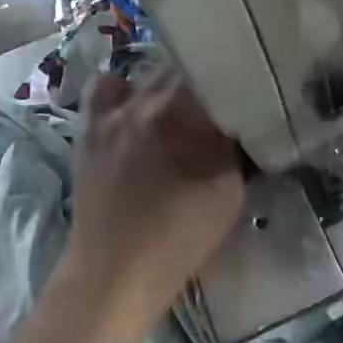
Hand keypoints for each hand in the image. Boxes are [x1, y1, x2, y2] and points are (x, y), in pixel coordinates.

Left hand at [63, 69, 243, 321]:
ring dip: (172, 86)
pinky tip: (142, 111)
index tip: (254, 95)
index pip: (215, 73)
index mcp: (177, 112)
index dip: (238, 80)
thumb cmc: (179, 236)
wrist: (115, 272)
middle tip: (228, 104)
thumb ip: (238, 149)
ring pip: (147, 76)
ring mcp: (108, 114)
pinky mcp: (88, 130)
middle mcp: (140, 101)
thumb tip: (244, 124)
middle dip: (209, 82)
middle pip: (181, 70)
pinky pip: (107, 90)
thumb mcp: (229, 192)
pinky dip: (126, 92)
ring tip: (189, 109)